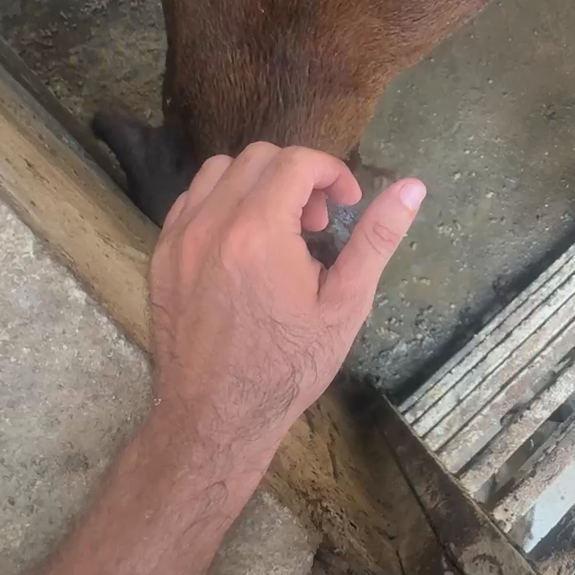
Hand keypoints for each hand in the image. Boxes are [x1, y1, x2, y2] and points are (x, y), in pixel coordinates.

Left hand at [145, 142, 424, 476]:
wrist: (216, 417)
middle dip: (299, 176)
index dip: (333, 173)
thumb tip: (413, 187)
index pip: (298, 161)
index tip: (348, 204)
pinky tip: (245, 242)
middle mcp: (213, 223)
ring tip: (280, 228)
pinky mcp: (161, 256)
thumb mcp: (347, 303)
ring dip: (259, 183)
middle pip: (259, 157)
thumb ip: (377, 238)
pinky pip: (192, 200)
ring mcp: (179, 238)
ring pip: (219, 171)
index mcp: (260, 230)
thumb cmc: (290, 364)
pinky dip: (225, 201)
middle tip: (318, 223)